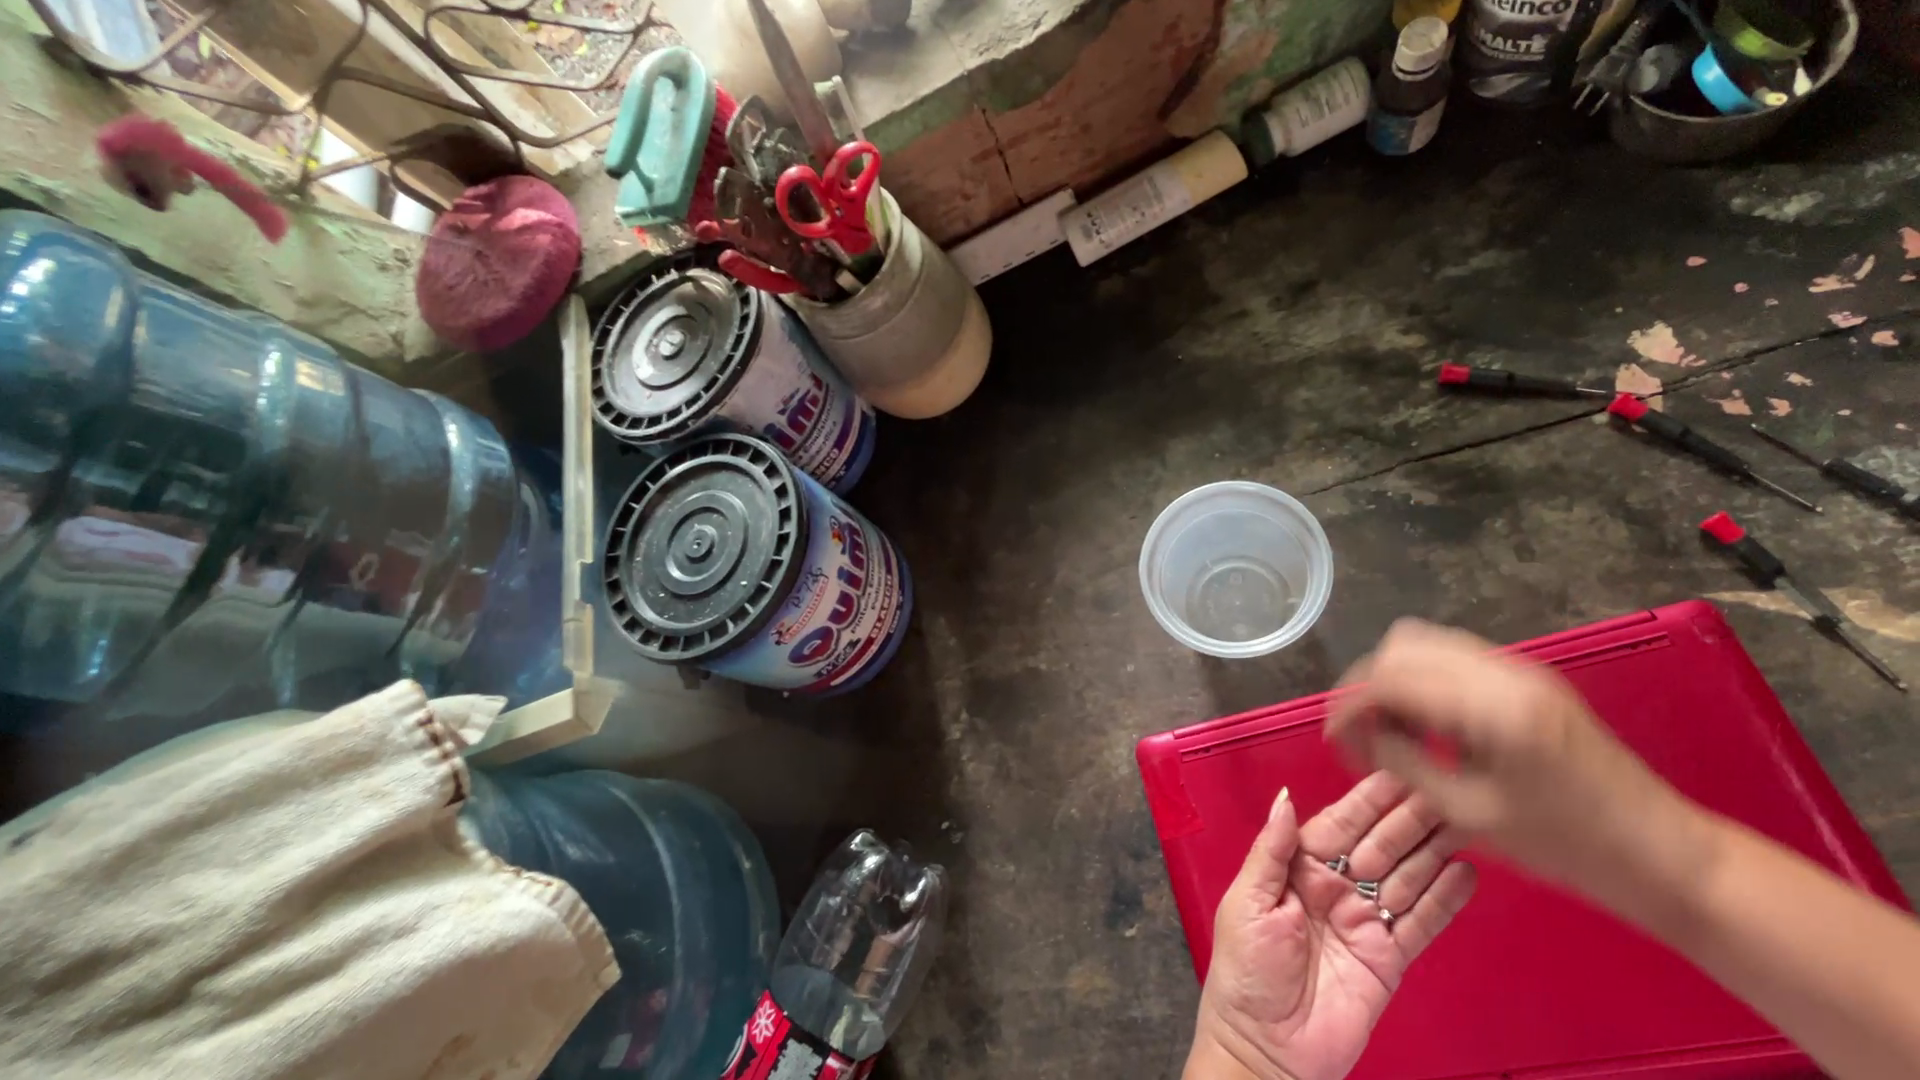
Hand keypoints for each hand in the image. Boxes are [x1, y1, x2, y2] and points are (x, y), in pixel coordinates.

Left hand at [1187, 776, 1477, 1079]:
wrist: (1266, 1048)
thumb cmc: (1246, 971)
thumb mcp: (1247, 902)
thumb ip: (1271, 850)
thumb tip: (1284, 797)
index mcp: (1297, 869)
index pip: (1339, 824)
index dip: (1369, 800)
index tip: (1399, 770)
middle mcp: (1334, 888)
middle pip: (1379, 845)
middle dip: (1411, 818)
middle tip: (1447, 788)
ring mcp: (1364, 922)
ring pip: (1405, 876)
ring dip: (1435, 849)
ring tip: (1468, 818)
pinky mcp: (1388, 958)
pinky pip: (1420, 922)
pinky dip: (1443, 899)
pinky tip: (1467, 872)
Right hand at [1324, 618, 1713, 915]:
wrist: (1663, 851)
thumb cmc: (1564, 844)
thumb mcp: (1467, 811)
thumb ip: (1400, 759)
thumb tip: (1351, 731)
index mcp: (1489, 704)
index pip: (1389, 675)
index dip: (1349, 703)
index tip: (1333, 738)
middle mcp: (1501, 670)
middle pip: (1401, 645)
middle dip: (1367, 684)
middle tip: (1362, 733)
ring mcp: (1518, 668)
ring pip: (1424, 643)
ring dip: (1395, 678)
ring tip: (1393, 728)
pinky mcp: (1527, 678)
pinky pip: (1452, 657)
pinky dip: (1423, 679)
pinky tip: (1428, 722)